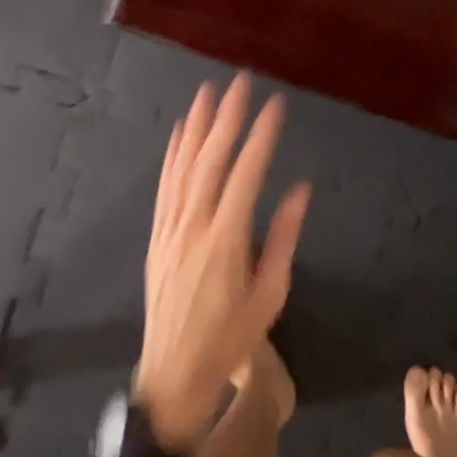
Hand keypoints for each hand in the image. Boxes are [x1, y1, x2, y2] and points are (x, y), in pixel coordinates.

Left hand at [134, 74, 310, 450]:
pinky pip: (164, 186)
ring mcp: (171, 227)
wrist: (173, 373)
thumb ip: (283, 239)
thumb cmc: (231, 337)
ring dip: (196, 127)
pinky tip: (178, 133)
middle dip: (226, 118)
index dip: (260, 137)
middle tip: (239, 83)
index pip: (246, 174)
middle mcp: (194, 224)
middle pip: (211, 160)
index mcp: (227, 239)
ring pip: (183, 166)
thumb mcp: (270, 295)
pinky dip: (171, 155)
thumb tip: (300, 190)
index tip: (274, 106)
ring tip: (207, 92)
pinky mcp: (157, 235)